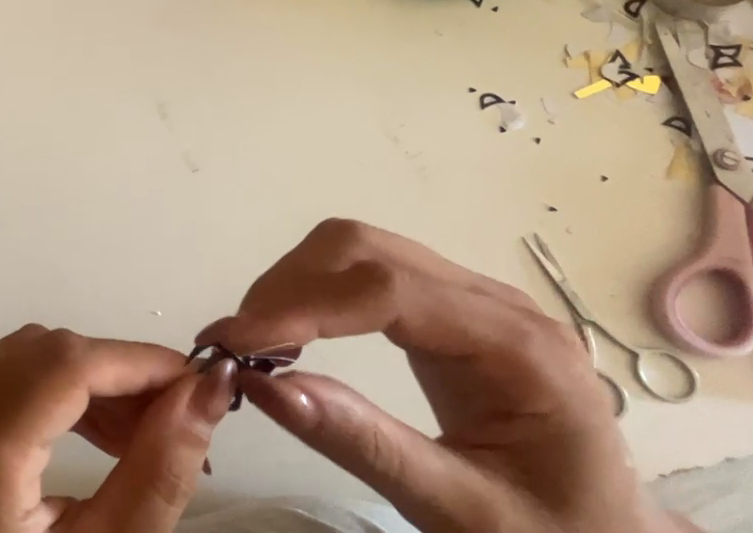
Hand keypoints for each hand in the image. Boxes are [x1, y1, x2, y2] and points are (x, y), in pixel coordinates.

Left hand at [0, 324, 239, 532]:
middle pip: (44, 353)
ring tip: (150, 436)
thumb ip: (155, 472)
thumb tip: (204, 394)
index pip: (64, 365)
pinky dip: (62, 392)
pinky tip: (106, 435)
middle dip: (121, 373)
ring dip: (95, 382)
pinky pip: (9, 376)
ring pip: (28, 356)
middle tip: (181, 419)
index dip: (139, 362)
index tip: (202, 383)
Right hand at [198, 220, 693, 532]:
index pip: (387, 292)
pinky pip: (361, 270)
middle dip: (288, 287)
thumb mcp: (465, 515)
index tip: (233, 341)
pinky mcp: (442, 307)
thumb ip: (367, 446)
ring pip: (354, 247)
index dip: (301, 307)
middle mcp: (494, 302)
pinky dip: (310, 291)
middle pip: (364, 248)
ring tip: (258, 342)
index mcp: (519, 348)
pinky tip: (291, 334)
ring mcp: (468, 298)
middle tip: (239, 346)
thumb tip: (260, 384)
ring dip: (292, 283)